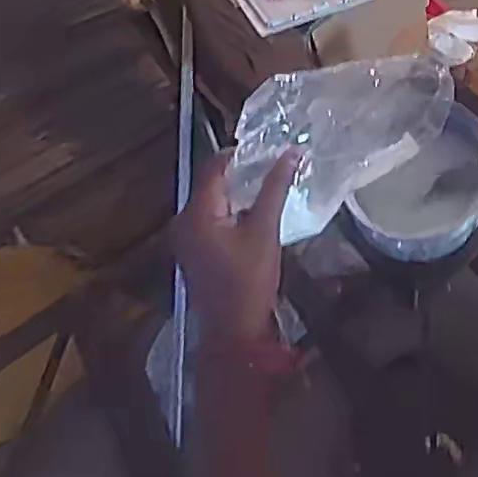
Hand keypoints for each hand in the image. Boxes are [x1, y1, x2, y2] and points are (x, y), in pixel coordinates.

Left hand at [171, 149, 300, 343]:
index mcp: (197, 213)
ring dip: (239, 188)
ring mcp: (188, 238)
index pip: (214, 167)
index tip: (268, 145)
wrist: (234, 331)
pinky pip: (213, 216)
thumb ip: (276, 186)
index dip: (239, 152)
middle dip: (241, 169)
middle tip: (273, 160)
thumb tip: (293, 152)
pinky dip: (234, 207)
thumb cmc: (249, 278)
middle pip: (212, 182)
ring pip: (214, 200)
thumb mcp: (266, 228)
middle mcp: (185, 221)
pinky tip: (257, 207)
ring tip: (270, 179)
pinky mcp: (197, 250)